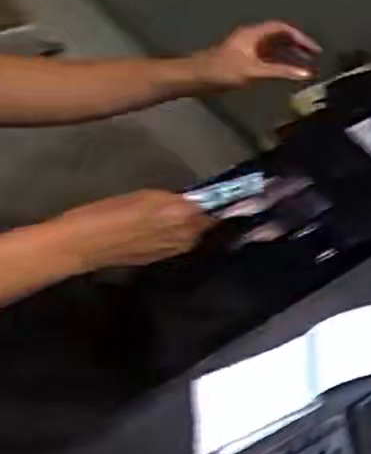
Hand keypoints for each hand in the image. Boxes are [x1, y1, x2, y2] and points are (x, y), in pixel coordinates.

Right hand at [56, 190, 212, 270]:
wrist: (78, 245)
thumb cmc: (99, 216)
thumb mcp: (137, 197)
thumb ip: (169, 199)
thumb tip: (184, 200)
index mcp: (183, 213)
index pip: (210, 207)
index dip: (201, 204)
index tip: (195, 202)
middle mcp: (190, 231)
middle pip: (205, 221)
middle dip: (195, 217)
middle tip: (176, 212)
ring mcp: (182, 246)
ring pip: (194, 233)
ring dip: (185, 228)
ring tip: (160, 224)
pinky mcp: (171, 256)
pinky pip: (180, 244)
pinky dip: (173, 238)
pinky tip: (153, 236)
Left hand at [189, 21, 319, 88]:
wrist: (198, 76)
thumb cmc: (223, 71)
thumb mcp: (254, 71)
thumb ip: (282, 71)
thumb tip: (309, 74)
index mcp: (253, 35)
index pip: (281, 28)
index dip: (300, 37)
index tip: (315, 50)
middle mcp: (254, 38)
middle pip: (282, 36)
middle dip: (301, 45)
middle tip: (317, 57)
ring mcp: (253, 48)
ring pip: (280, 46)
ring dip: (296, 54)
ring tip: (311, 66)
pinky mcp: (252, 58)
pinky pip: (276, 56)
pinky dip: (289, 61)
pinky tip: (296, 71)